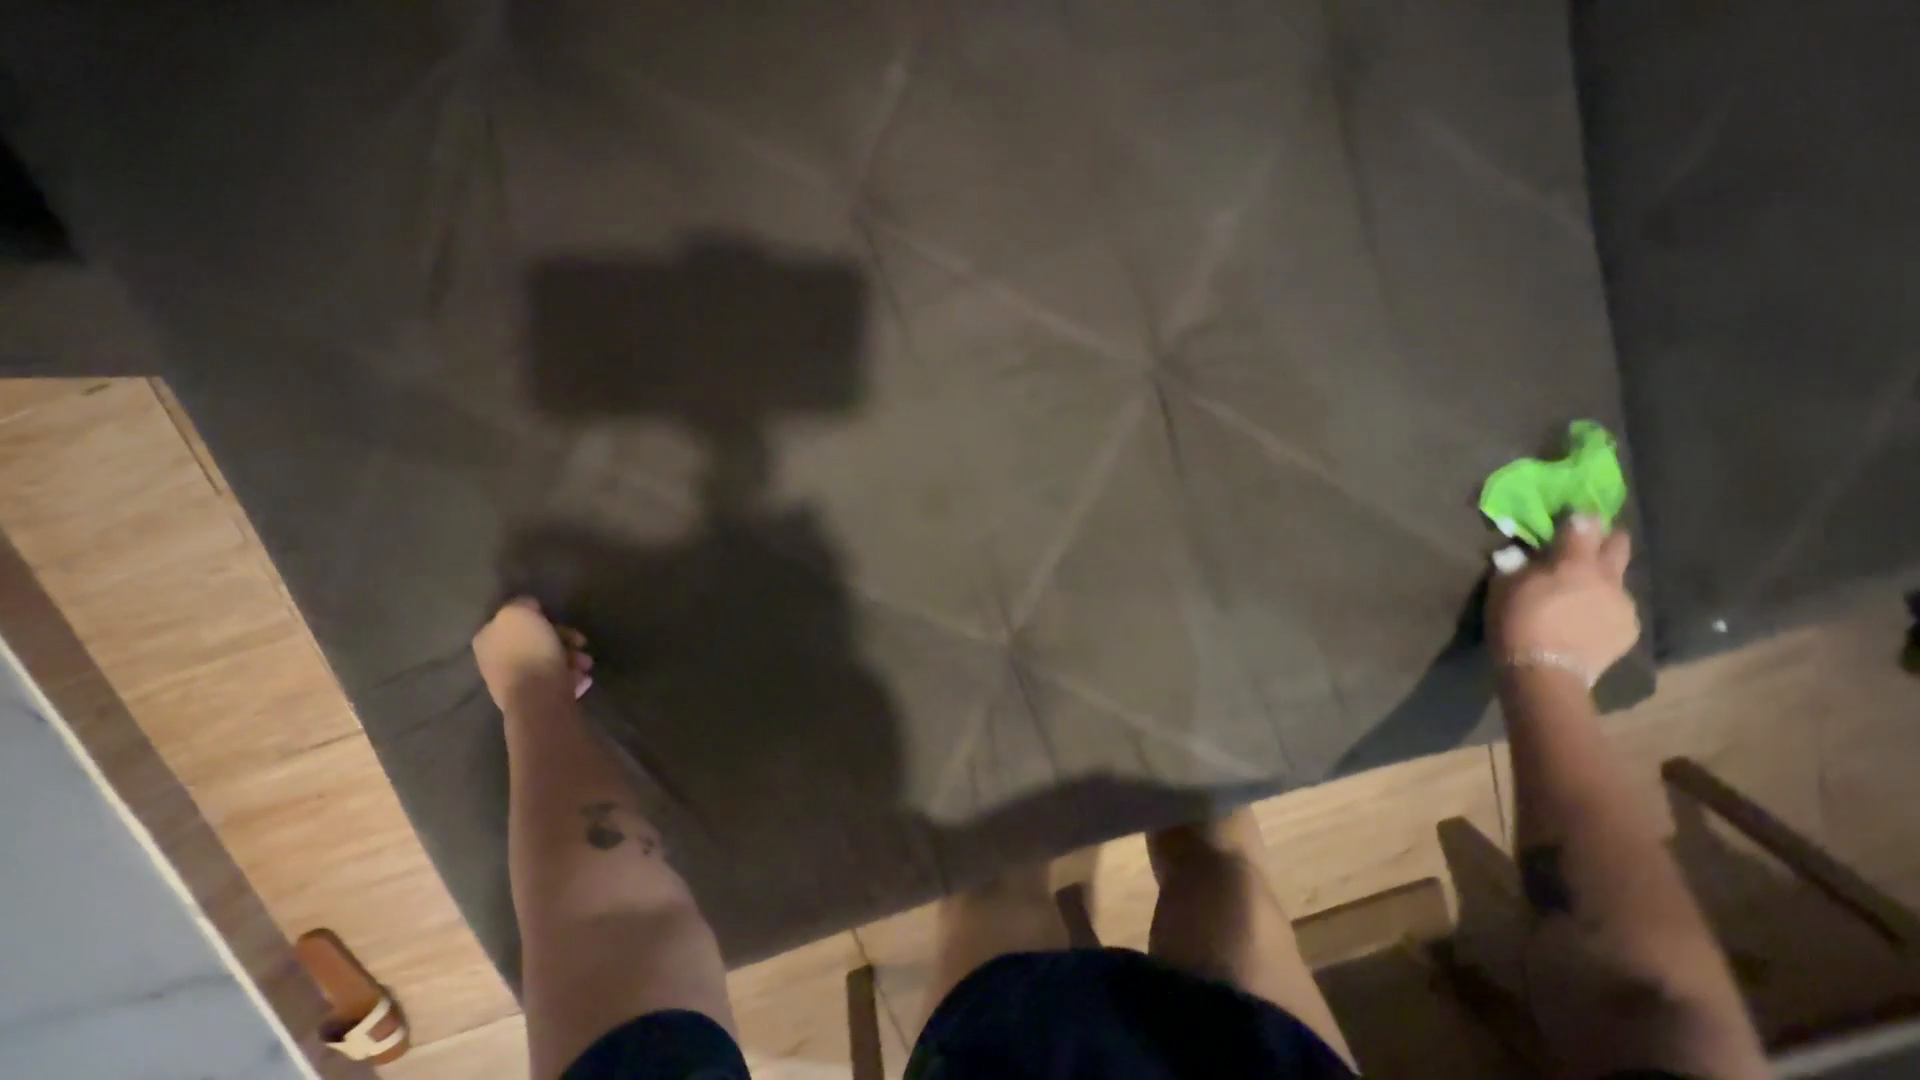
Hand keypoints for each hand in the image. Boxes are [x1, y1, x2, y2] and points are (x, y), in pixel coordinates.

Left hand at [473, 597, 593, 709]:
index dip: (540, 617)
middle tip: (581, 642)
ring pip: (549, 661)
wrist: (539, 698)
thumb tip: (529, 608)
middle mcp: (496, 660)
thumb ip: (521, 604)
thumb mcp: (519, 613)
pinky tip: (582, 678)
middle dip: (563, 640)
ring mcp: (514, 682)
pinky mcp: (533, 700)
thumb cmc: (529, 651)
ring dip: (572, 658)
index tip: (559, 620)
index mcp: (487, 639)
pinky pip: (556, 681)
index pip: (514, 620)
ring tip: (585, 665)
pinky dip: (571, 676)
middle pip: (535, 641)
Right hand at [1488, 516, 1638, 683]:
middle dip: (1607, 539)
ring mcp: (1623, 603)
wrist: (1546, 674)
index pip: (1586, 524)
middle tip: (1587, 547)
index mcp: (1574, 563)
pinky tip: (1586, 624)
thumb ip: (1517, 566)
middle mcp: (1607, 577)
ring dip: (1602, 581)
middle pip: (1620, 544)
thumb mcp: (1503, 589)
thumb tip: (1521, 554)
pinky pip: (1618, 609)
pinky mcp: (1630, 628)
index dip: (1579, 518)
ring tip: (1581, 598)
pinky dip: (1603, 610)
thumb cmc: (1517, 626)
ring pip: (1618, 580)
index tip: (1569, 520)